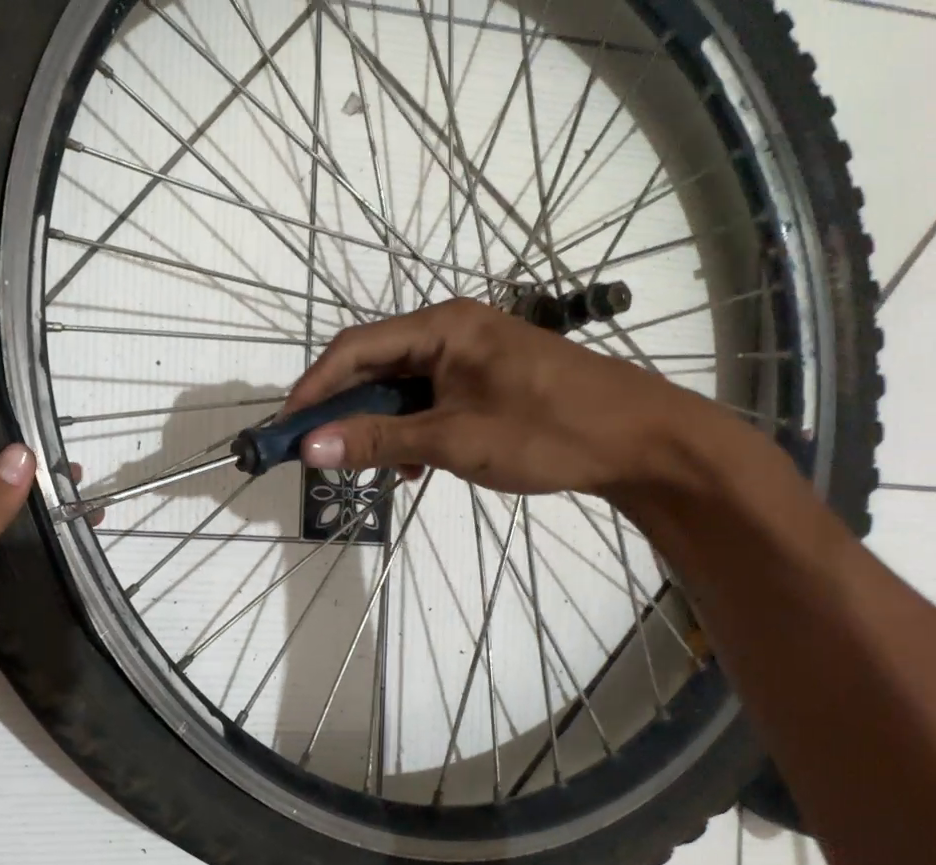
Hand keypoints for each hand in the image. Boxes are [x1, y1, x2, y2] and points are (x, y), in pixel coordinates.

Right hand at [284, 298, 714, 497]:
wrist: (649, 444)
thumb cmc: (550, 431)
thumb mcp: (453, 440)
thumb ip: (376, 440)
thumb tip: (307, 449)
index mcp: (443, 326)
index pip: (352, 348)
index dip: (312, 389)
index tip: (286, 430)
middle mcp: (450, 330)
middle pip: (371, 365)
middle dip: (341, 411)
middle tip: (317, 451)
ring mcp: (468, 354)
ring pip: (396, 387)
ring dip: (375, 426)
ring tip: (372, 466)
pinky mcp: (482, 378)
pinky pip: (424, 399)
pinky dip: (407, 429)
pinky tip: (412, 464)